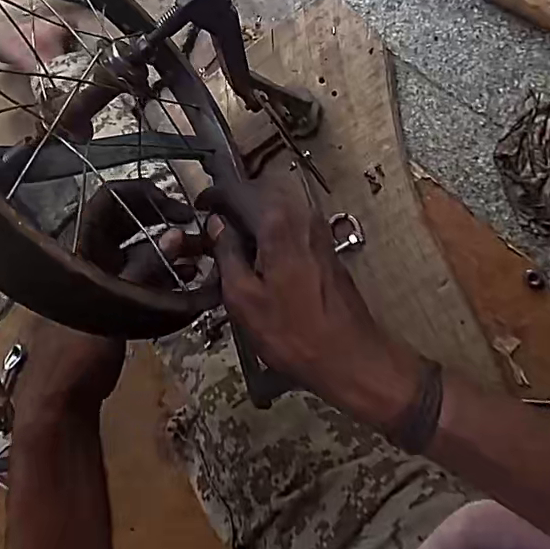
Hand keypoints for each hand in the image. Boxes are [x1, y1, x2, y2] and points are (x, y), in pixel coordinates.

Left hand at [14, 181, 191, 424]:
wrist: (62, 399)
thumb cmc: (77, 351)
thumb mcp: (114, 305)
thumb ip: (146, 269)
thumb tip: (178, 234)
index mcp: (83, 249)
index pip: (109, 200)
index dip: (140, 193)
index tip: (172, 203)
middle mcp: (93, 255)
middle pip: (128, 219)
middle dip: (161, 216)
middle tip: (191, 222)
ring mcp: (105, 276)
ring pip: (140, 245)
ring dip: (169, 244)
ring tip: (200, 249)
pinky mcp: (118, 297)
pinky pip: (145, 272)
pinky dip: (167, 269)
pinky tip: (191, 275)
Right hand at [205, 171, 423, 427]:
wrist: (350, 356)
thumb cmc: (292, 332)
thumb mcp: (244, 297)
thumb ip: (227, 253)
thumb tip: (216, 223)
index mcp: (277, 222)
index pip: (238, 191)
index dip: (214, 195)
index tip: (199, 206)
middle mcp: (301, 215)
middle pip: (260, 194)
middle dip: (235, 204)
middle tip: (214, 225)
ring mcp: (318, 229)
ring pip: (277, 209)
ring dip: (254, 218)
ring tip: (233, 244)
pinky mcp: (326, 245)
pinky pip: (291, 224)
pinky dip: (272, 231)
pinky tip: (260, 257)